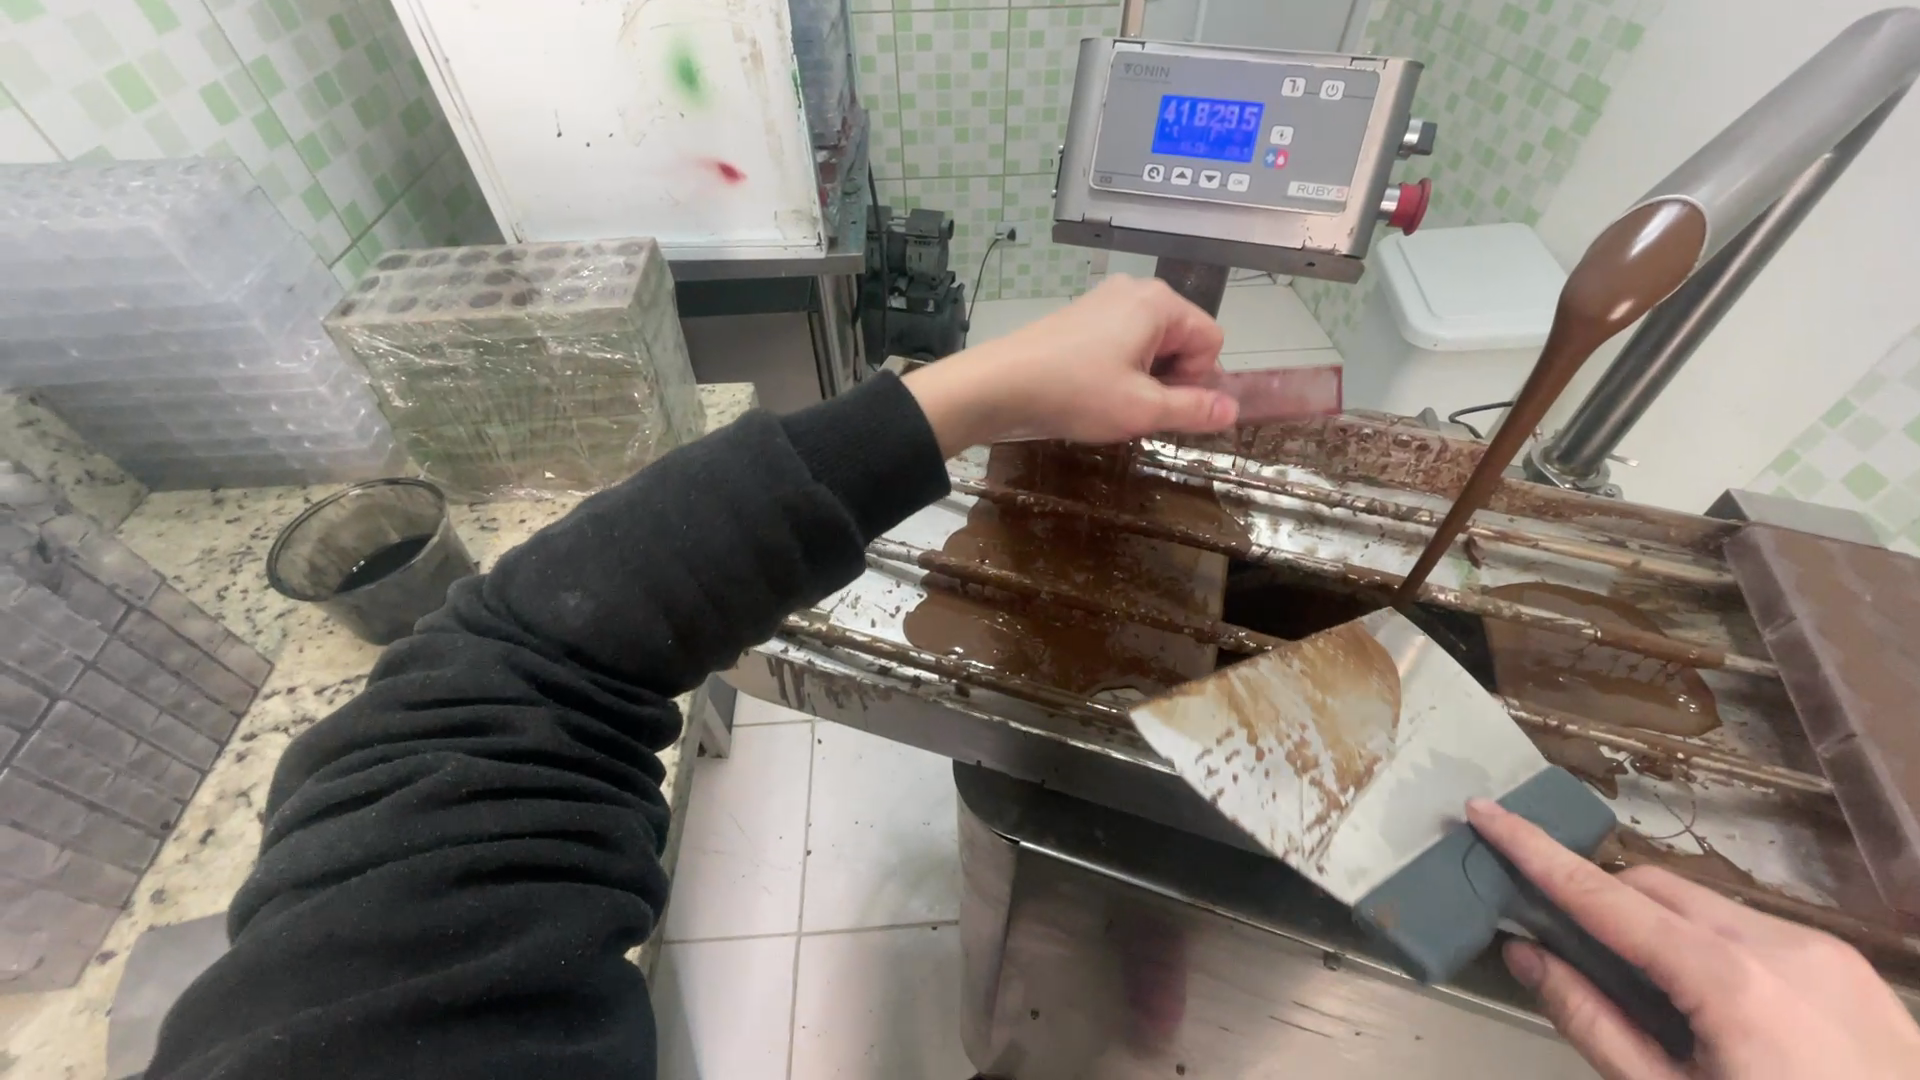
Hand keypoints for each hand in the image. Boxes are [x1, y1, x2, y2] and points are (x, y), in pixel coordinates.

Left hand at [901, 275, 1236, 456]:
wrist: (999, 385)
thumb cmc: (1076, 393)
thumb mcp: (1142, 409)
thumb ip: (1194, 409)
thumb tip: (1232, 410)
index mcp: (1159, 302)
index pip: (1211, 340)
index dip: (1197, 379)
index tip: (1164, 405)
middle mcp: (1135, 290)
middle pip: (1181, 339)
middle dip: (1169, 378)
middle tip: (1136, 408)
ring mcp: (1103, 301)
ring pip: (1149, 345)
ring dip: (1142, 379)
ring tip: (1110, 403)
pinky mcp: (1079, 318)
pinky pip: (1120, 344)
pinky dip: (1116, 371)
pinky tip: (1091, 393)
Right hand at [1467, 798, 1919, 1079]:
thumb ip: (1589, 1020)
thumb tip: (1522, 950)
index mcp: (1728, 981)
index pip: (1599, 893)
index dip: (1531, 849)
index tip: (1482, 811)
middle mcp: (1778, 946)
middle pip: (1650, 887)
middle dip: (1601, 901)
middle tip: (1573, 950)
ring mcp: (1826, 955)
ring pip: (1700, 904)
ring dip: (1656, 924)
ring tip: (1659, 994)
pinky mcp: (1856, 972)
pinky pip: (1750, 930)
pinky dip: (1707, 944)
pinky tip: (1721, 1007)